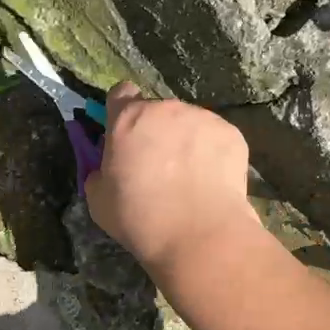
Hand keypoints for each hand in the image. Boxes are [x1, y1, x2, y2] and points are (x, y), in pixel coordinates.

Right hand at [83, 82, 259, 268]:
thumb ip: (99, 174)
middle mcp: (165, 109)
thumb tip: (106, 170)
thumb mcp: (99, 201)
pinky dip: (210, 153)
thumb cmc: (139, 218)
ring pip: (188, 123)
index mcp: (128, 119)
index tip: (124, 135)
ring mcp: (202, 118)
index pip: (121, 94)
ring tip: (187, 179)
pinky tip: (209, 182)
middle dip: (154, 133)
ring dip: (184, 142)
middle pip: (156, 112)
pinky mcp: (231, 133)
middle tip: (157, 169)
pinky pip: (214, 138)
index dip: (121, 112)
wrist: (197, 235)